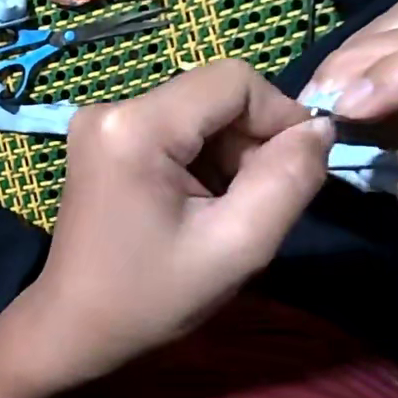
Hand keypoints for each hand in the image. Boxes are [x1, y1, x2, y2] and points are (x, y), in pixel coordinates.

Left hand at [22, 59, 335, 384]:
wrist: (77, 318)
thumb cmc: (151, 292)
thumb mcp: (238, 243)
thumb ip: (288, 177)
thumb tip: (320, 126)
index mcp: (133, 126)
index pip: (232, 80)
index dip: (278, 116)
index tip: (291, 170)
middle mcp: (107, 110)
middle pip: (210, 94)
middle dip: (248, 140)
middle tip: (248, 201)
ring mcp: (97, 122)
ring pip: (194, 110)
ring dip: (224, 152)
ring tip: (216, 208)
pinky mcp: (98, 139)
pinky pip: (169, 127)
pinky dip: (196, 157)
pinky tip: (191, 201)